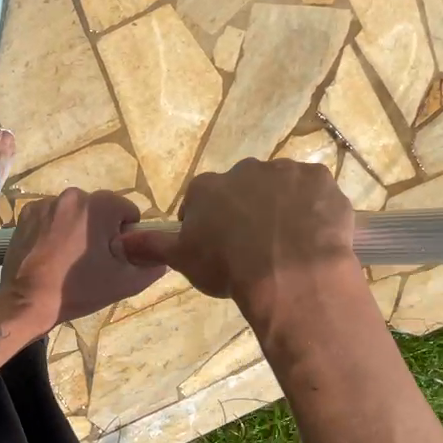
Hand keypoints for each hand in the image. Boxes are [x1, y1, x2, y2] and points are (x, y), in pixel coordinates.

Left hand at [0, 188, 167, 335]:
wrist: (26, 303)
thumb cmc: (78, 290)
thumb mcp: (125, 282)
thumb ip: (152, 266)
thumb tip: (162, 258)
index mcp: (100, 204)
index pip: (126, 212)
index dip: (123, 236)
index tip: (110, 257)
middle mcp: (72, 195)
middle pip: (98, 211)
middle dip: (98, 231)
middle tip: (87, 261)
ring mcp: (44, 204)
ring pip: (73, 214)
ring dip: (75, 230)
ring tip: (65, 260)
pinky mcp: (24, 216)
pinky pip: (49, 219)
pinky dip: (52, 231)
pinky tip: (48, 254)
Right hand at [115, 158, 359, 321]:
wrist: (289, 273)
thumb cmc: (226, 266)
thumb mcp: (181, 260)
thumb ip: (151, 245)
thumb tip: (120, 240)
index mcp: (207, 187)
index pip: (198, 198)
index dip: (203, 220)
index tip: (210, 243)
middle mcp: (246, 170)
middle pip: (239, 187)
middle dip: (241, 208)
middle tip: (246, 243)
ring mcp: (288, 171)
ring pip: (277, 186)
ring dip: (276, 205)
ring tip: (279, 240)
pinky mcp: (323, 180)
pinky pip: (311, 191)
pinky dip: (308, 207)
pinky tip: (305, 234)